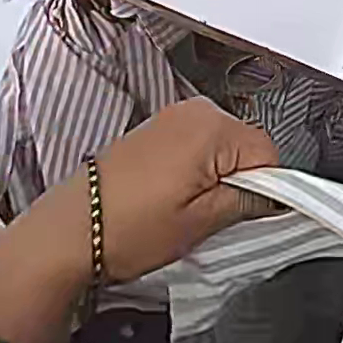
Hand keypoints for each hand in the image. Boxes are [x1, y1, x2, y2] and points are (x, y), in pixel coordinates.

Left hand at [91, 97, 281, 280]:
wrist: (64, 233)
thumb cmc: (127, 228)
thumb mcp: (199, 223)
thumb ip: (249, 200)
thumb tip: (277, 194)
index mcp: (213, 127)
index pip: (269, 153)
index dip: (265, 188)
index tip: (247, 214)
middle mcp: (199, 110)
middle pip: (248, 145)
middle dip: (240, 178)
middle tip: (209, 214)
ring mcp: (177, 114)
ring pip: (226, 144)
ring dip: (219, 172)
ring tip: (185, 205)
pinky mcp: (161, 124)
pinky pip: (201, 140)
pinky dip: (198, 164)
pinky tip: (173, 191)